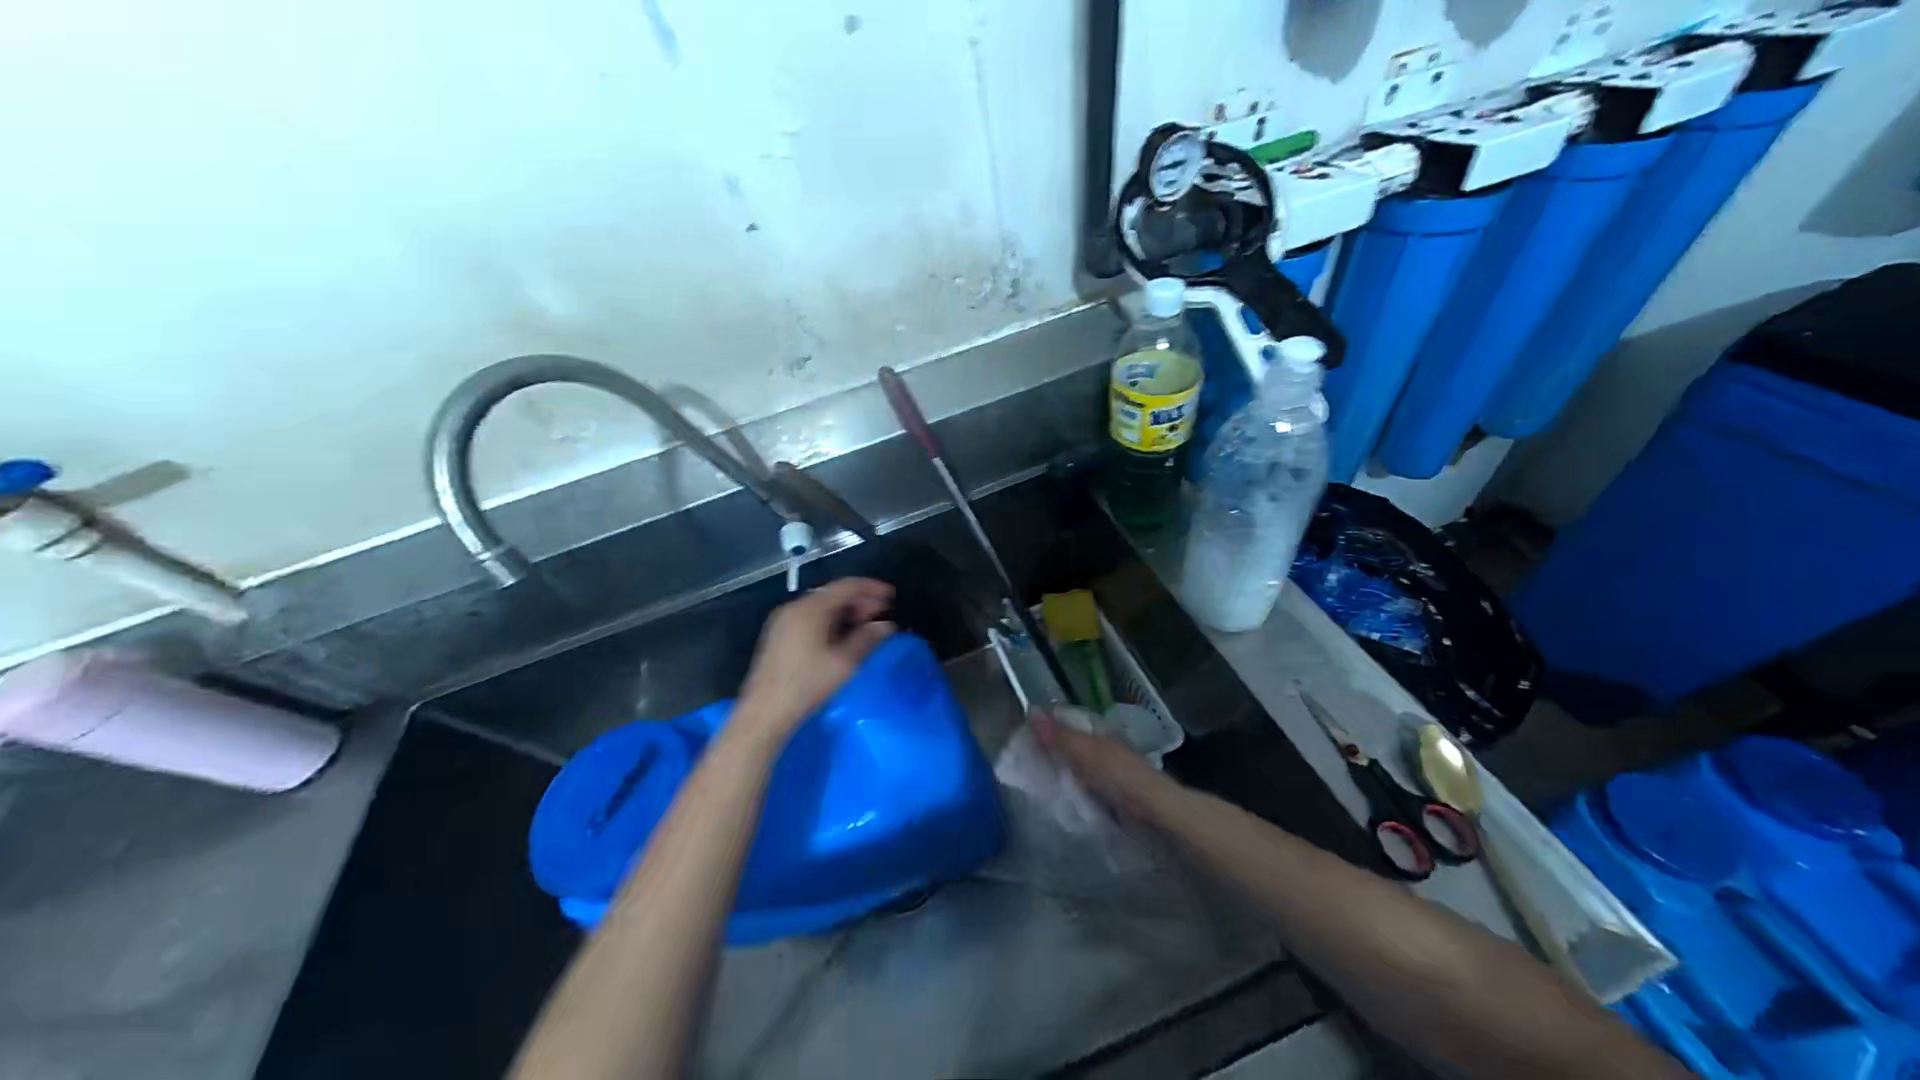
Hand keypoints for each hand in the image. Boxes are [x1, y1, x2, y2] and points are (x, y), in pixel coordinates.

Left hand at [735, 578, 896, 741]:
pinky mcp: (778, 634)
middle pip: (832, 594)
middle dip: (859, 601)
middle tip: (881, 614)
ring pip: (820, 605)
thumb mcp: (844, 663)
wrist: (765, 712)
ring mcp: (783, 620)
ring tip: (865, 626)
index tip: (891, 596)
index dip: (871, 588)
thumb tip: (887, 625)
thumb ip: (867, 639)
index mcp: (810, 609)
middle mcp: (794, 607)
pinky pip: (809, 616)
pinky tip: (841, 636)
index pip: (846, 586)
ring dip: (845, 611)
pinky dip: (829, 619)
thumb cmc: (807, 685)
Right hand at [1032, 708, 1179, 822]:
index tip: (1022, 737)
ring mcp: (1106, 770)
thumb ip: (1059, 735)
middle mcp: (1101, 746)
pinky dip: (1070, 787)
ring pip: (1074, 765)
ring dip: (1059, 771)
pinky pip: (1081, 784)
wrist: (1152, 808)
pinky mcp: (1109, 791)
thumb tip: (1032, 710)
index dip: (1044, 727)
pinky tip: (1058, 794)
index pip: (1064, 722)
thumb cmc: (1119, 774)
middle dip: (1048, 751)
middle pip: (1068, 744)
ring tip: (1035, 780)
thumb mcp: (1085, 752)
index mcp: (1096, 732)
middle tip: (1024, 762)